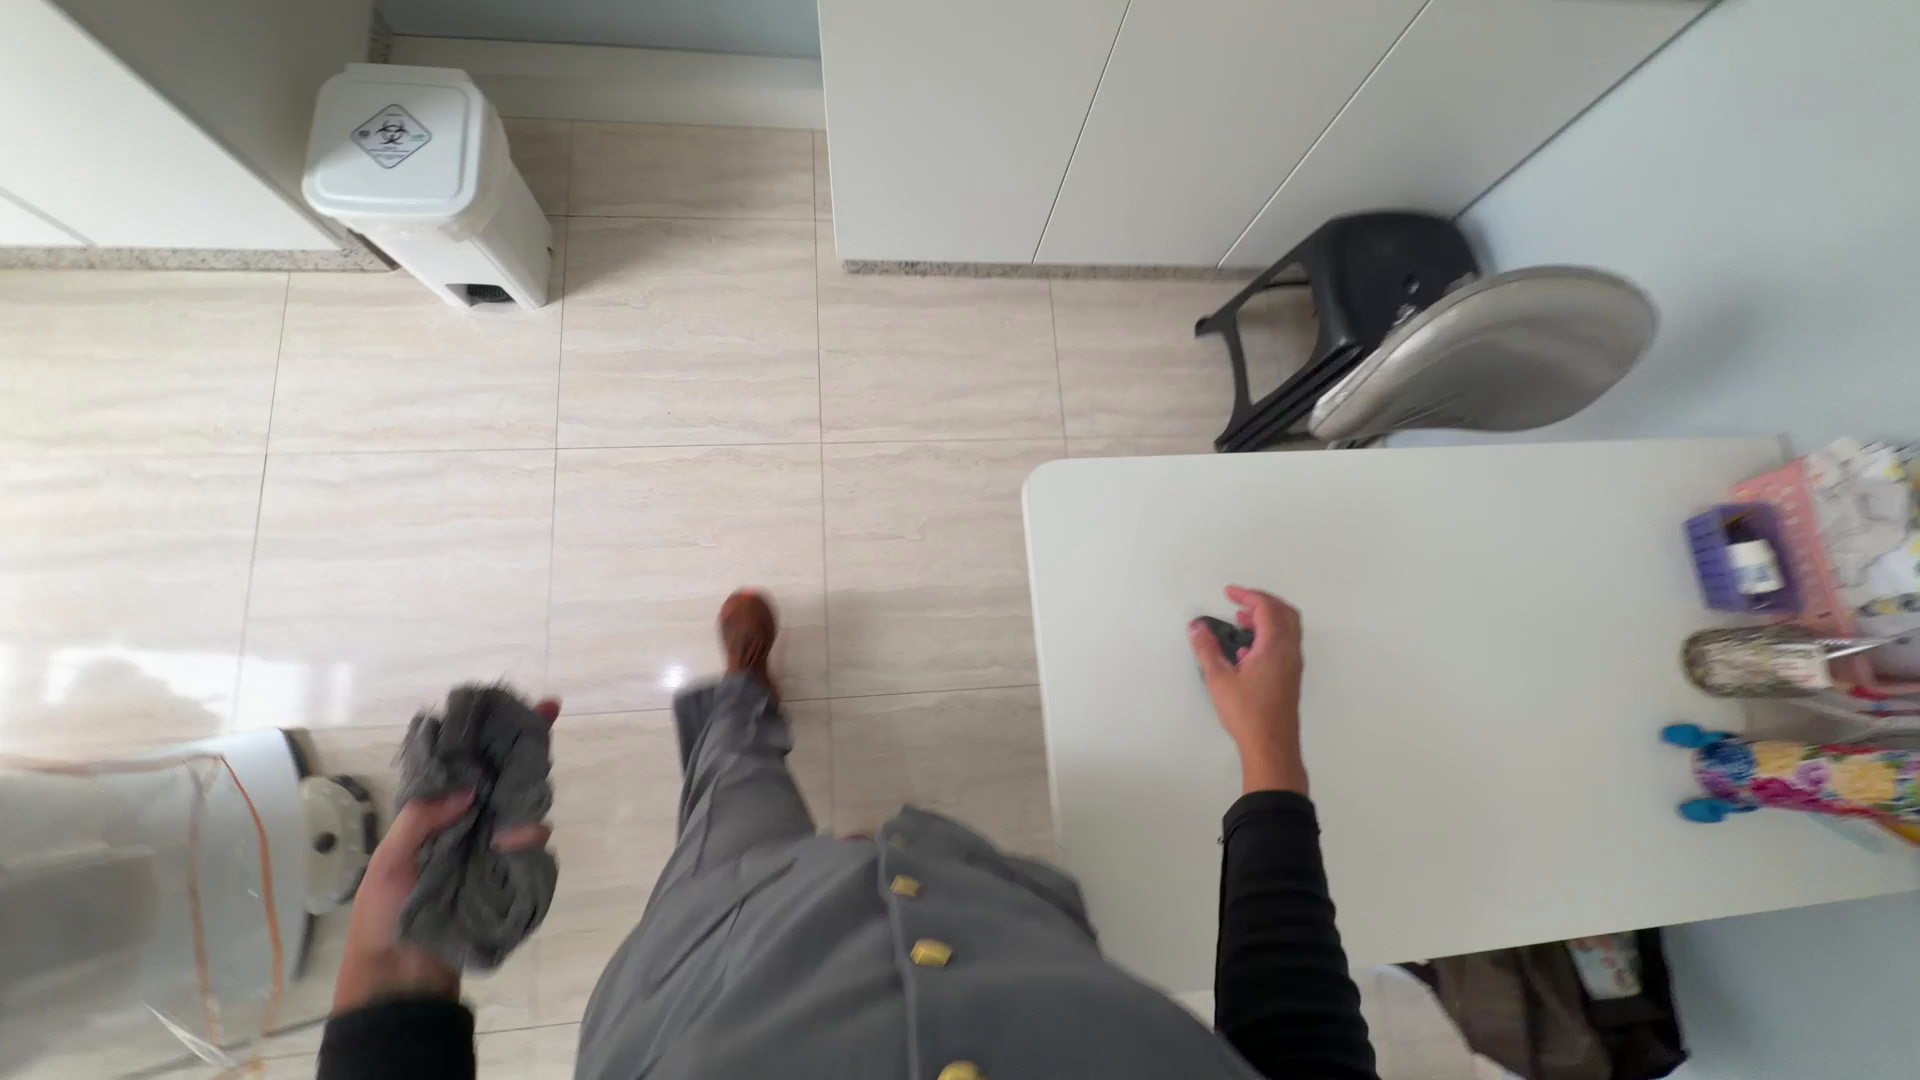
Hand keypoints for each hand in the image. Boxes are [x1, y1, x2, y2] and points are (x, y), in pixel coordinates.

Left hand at [332, 698, 559, 1012]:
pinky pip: (536, 843)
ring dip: (525, 811)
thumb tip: (469, 788)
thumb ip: (421, 818)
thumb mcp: (389, 860)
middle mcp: (477, 817)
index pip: (478, 760)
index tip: (543, 705)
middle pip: (515, 774)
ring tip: (504, 837)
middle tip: (536, 757)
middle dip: (530, 760)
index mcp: (443, 808)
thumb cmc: (385, 912)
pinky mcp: (515, 868)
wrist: (401, 972)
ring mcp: (498, 842)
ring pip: (530, 805)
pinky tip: (512, 850)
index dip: (507, 731)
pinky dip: (529, 841)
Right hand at [1189, 587, 1308, 794]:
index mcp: (1275, 647)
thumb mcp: (1219, 678)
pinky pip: (1284, 644)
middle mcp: (1289, 652)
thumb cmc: (1247, 713)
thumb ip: (1207, 649)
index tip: (1229, 592)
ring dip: (1267, 618)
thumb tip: (1196, 627)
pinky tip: (1247, 649)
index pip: (1267, 608)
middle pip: (1285, 613)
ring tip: (1242, 620)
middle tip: (1240, 600)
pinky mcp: (1289, 677)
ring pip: (1287, 629)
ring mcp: (1292, 665)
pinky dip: (1269, 634)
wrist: (1271, 745)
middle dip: (1262, 602)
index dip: (1248, 595)